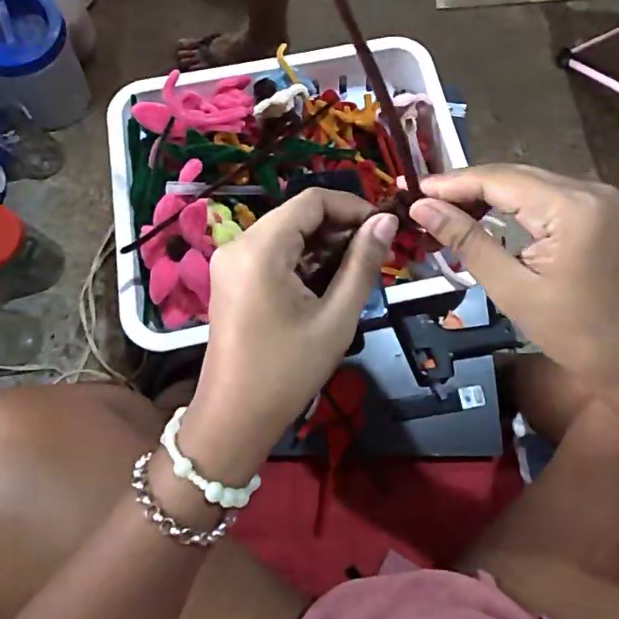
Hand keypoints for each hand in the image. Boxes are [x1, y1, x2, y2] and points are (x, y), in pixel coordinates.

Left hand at [179, 190, 397, 482]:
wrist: (235, 418)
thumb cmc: (287, 371)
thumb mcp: (336, 318)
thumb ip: (362, 264)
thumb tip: (386, 222)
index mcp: (260, 248)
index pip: (312, 200)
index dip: (353, 207)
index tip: (385, 228)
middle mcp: (239, 245)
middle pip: (299, 215)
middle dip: (341, 229)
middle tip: (377, 256)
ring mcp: (232, 262)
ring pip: (289, 234)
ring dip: (325, 246)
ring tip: (357, 274)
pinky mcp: (233, 279)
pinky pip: (275, 254)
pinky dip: (305, 261)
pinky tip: (328, 286)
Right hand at [409, 165, 618, 381]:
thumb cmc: (570, 331)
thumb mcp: (510, 288)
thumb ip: (467, 241)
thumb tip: (421, 208)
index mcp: (571, 208)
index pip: (500, 180)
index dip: (453, 183)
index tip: (413, 190)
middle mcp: (587, 189)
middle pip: (512, 176)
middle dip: (465, 188)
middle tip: (422, 203)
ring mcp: (594, 195)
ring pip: (525, 182)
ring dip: (484, 194)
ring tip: (442, 209)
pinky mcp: (593, 206)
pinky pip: (541, 194)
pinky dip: (508, 203)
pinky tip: (479, 213)